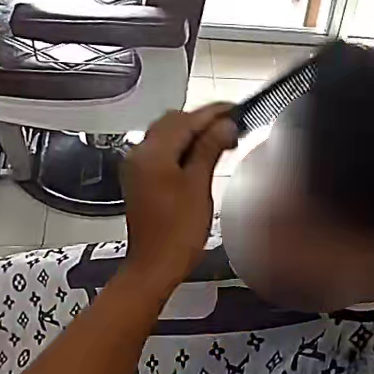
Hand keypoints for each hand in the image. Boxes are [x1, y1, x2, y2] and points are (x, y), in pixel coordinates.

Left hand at [120, 103, 237, 288]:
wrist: (155, 264)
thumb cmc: (176, 233)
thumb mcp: (199, 187)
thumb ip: (209, 150)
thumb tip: (224, 126)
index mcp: (153, 153)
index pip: (186, 120)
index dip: (213, 112)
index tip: (235, 108)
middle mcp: (140, 155)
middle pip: (172, 122)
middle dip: (202, 120)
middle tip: (233, 124)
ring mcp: (138, 167)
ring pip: (168, 136)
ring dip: (193, 133)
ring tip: (222, 139)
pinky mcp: (142, 179)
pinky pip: (163, 151)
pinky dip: (183, 147)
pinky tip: (203, 155)